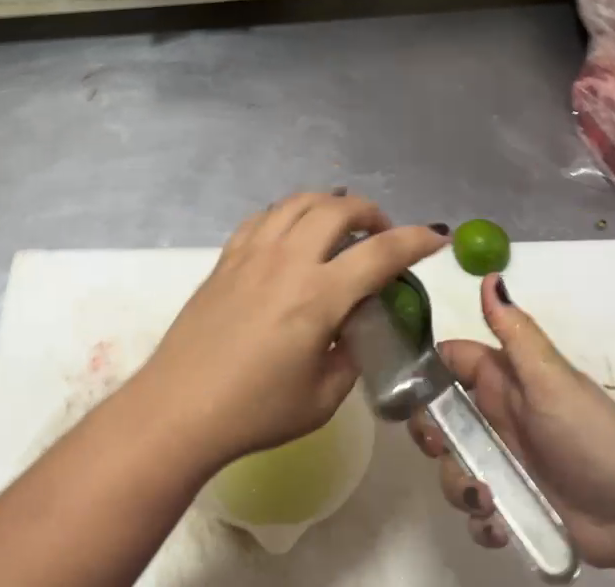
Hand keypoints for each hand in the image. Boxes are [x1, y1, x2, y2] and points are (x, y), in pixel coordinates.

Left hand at [138, 192, 448, 464]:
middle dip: (371, 212)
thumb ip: (351, 356)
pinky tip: (292, 234)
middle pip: (338, 208)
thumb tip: (356, 330)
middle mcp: (287, 260)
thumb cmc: (255, 411)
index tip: (435, 238)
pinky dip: (289, 214)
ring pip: (298, 202)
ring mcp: (252, 253)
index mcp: (318, 296)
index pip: (380, 252)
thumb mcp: (322, 398)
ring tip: (340, 226)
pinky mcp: (226, 257)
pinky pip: (264, 216)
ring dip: (329, 204)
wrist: (179, 409)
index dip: (415, 240)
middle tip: (381, 235)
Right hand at [408, 275, 614, 573]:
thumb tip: (488, 275)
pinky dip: (479, 519)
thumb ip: (515, 333)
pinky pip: (475, 508)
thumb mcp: (550, 380)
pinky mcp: (511, 501)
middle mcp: (498, 415)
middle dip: (431, 436)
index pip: (448, 361)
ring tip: (485, 499)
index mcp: (503, 379)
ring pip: (453, 464)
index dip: (422, 372)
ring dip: (458, 483)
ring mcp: (504, 460)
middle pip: (440, 416)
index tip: (404, 392)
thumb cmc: (592, 436)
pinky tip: (498, 525)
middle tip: (441, 450)